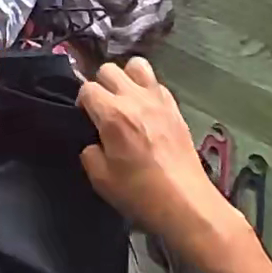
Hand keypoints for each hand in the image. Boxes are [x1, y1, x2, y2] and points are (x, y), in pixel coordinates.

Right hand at [78, 58, 241, 249]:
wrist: (189, 207)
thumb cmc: (142, 194)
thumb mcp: (101, 179)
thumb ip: (88, 152)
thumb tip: (93, 141)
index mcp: (112, 115)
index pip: (86, 88)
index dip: (82, 102)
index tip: (86, 118)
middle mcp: (134, 99)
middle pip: (108, 69)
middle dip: (101, 85)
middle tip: (104, 108)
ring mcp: (158, 101)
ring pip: (136, 65)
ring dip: (126, 78)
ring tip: (126, 99)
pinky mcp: (176, 109)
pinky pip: (157, 83)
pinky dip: (148, 90)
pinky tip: (147, 110)